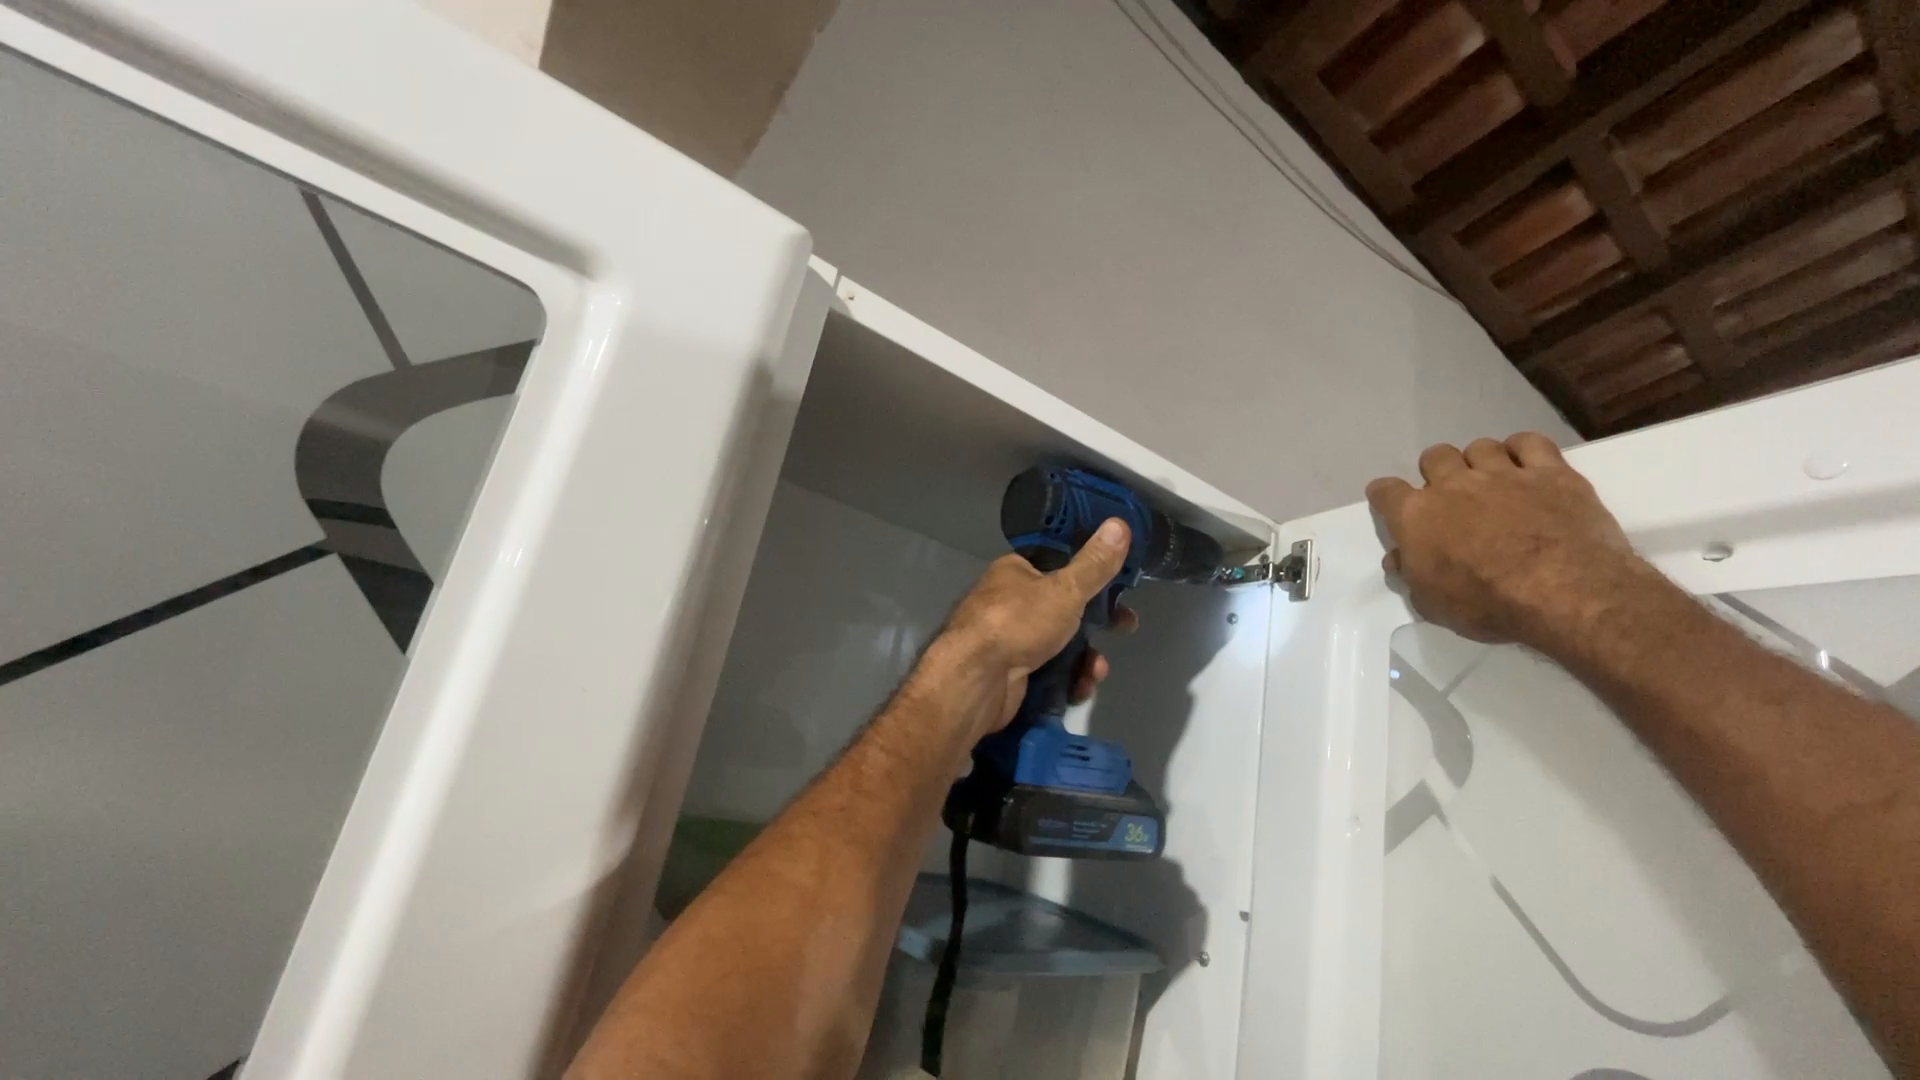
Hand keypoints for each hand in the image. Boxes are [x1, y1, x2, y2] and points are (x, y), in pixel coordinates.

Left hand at [936, 518, 1138, 734]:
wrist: (975, 681)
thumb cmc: (1017, 622)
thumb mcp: (1064, 589)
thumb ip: (1095, 563)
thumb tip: (1119, 524)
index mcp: (1016, 572)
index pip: (1058, 563)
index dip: (1091, 573)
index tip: (1120, 585)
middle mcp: (1010, 602)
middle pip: (1065, 607)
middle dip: (1097, 621)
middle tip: (1124, 627)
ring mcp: (1011, 640)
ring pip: (1062, 644)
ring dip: (1086, 657)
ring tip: (1095, 671)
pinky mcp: (1014, 673)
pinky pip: (1051, 672)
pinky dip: (1069, 680)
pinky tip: (1079, 689)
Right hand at [1366, 433, 1645, 646]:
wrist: (1563, 594)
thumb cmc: (1487, 605)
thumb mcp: (1432, 603)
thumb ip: (1411, 575)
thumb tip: (1399, 558)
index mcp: (1417, 516)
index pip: (1386, 491)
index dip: (1384, 495)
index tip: (1389, 503)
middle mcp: (1454, 485)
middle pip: (1435, 456)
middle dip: (1437, 473)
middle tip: (1450, 496)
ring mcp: (1504, 474)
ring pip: (1480, 447)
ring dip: (1479, 462)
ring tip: (1491, 483)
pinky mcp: (1552, 473)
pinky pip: (1531, 443)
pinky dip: (1523, 450)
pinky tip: (1526, 466)